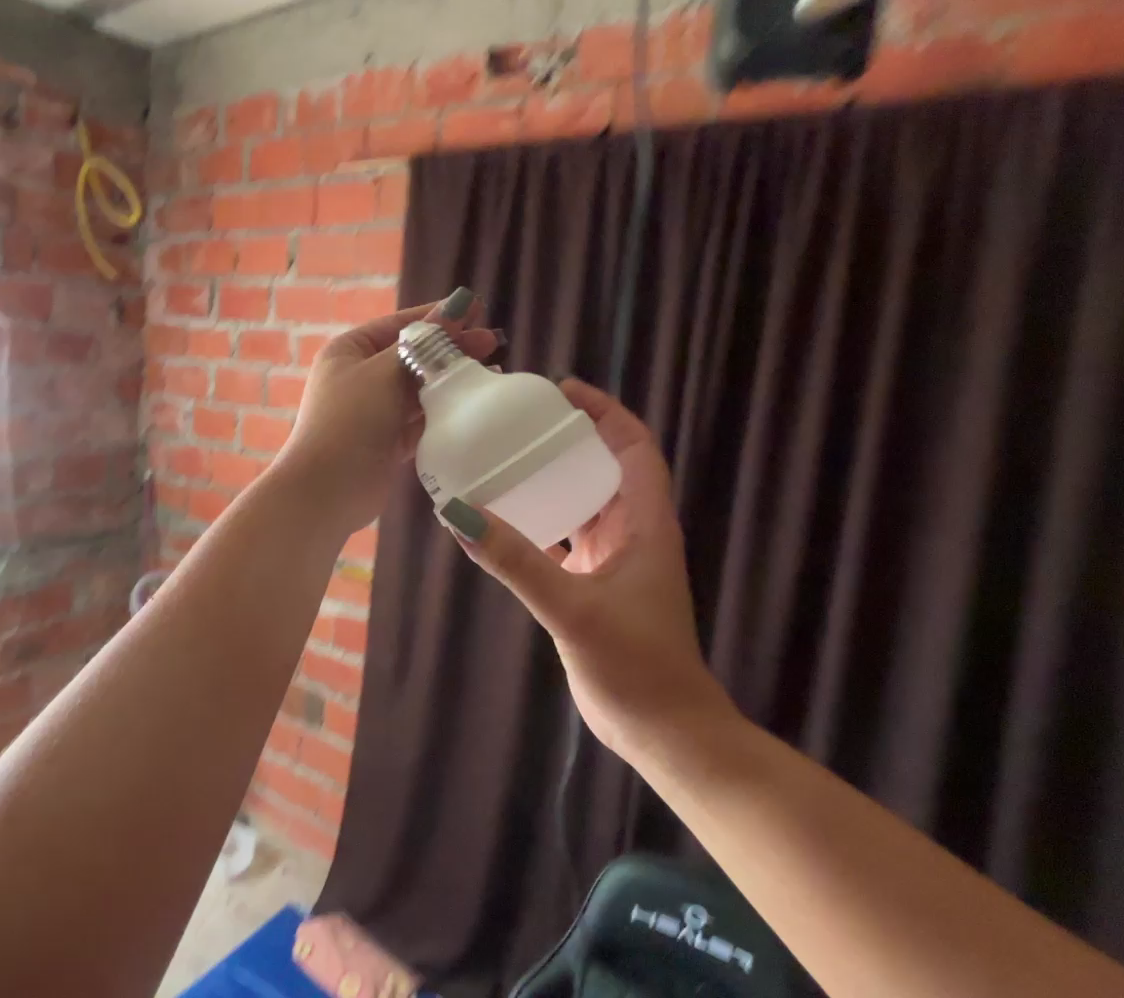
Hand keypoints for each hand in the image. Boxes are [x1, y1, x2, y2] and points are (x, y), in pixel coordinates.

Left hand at [272, 288, 497, 536]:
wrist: (326, 489)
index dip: (438, 318)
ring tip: (491, 373)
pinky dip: (444, 412)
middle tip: (491, 343)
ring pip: (419, 390)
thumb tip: (457, 306)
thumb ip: (423, 343)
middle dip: (450, 350)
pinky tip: (472, 405)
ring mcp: (374, 411)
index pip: (399, 325)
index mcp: (349, 351)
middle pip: (413, 357)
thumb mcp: (384, 372)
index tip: (476, 310)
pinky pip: (421, 420)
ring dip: (450, 382)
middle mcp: (360, 377)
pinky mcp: (388, 442)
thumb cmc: (350, 419)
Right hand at [435, 381, 736, 748]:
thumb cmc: (636, 666)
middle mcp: (635, 536)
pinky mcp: (597, 590)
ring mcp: (617, 564)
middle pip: (607, 468)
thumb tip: (459, 515)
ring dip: (554, 480)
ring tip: (507, 460)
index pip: (635, 449)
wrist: (665, 732)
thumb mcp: (572, 609)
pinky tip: (504, 522)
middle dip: (571, 438)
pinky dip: (541, 524)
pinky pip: (567, 540)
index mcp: (647, 526)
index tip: (562, 391)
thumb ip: (516, 562)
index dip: (606, 412)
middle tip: (520, 421)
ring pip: (585, 504)